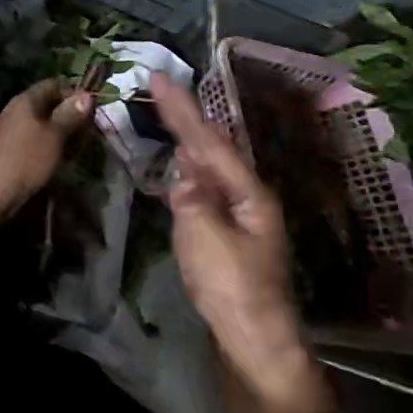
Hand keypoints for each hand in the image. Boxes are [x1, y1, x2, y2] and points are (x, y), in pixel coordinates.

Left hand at [0, 80, 94, 216]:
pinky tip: (67, 157)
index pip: (54, 84)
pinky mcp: (15, 147)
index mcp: (26, 100)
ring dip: (65, 132)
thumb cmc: (26, 157)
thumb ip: (70, 114)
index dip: (75, 93)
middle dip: (72, 115)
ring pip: (46, 123)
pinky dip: (54, 145)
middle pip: (50, 104)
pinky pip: (39, 139)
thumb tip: (86, 94)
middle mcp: (19, 110)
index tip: (95, 109)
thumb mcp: (54, 135)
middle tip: (94, 131)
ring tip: (84, 145)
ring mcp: (15, 129)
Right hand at [149, 77, 325, 411]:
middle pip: (210, 146)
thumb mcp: (206, 240)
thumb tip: (183, 176)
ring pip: (207, 162)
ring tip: (167, 110)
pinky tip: (178, 158)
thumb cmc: (231, 285)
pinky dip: (185, 161)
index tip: (160, 79)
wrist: (252, 332)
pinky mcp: (222, 226)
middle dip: (184, 115)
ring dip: (185, 134)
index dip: (182, 110)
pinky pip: (201, 181)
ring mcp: (236, 211)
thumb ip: (192, 201)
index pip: (208, 142)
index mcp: (247, 193)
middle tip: (159, 84)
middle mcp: (245, 195)